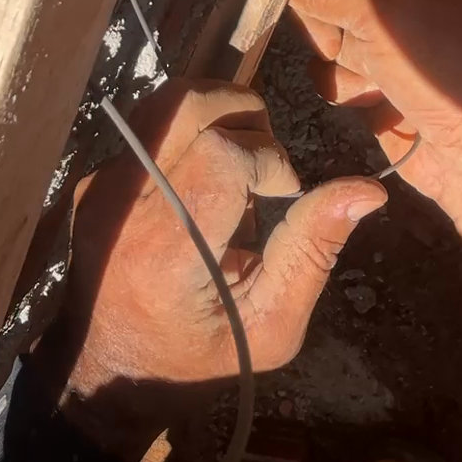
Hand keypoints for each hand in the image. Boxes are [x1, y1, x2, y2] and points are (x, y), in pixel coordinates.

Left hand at [37, 79, 385, 457]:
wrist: (110, 361)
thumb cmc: (195, 353)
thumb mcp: (269, 324)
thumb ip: (313, 252)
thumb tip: (366, 190)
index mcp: (169, 251)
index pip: (221, 155)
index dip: (267, 157)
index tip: (282, 189)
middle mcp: (126, 204)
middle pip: (188, 106)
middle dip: (244, 112)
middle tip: (263, 155)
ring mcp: (102, 182)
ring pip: (166, 101)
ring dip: (217, 109)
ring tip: (238, 152)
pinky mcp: (94, 172)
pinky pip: (150, 123)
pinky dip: (189, 128)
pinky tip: (202, 170)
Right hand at [289, 0, 461, 257]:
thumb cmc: (441, 66)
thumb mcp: (381, 11)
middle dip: (326, 20)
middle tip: (343, 40)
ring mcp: (384, 41)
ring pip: (323, 35)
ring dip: (339, 59)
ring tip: (373, 76)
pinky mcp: (374, 81)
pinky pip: (333, 73)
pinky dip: (347, 87)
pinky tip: (376, 100)